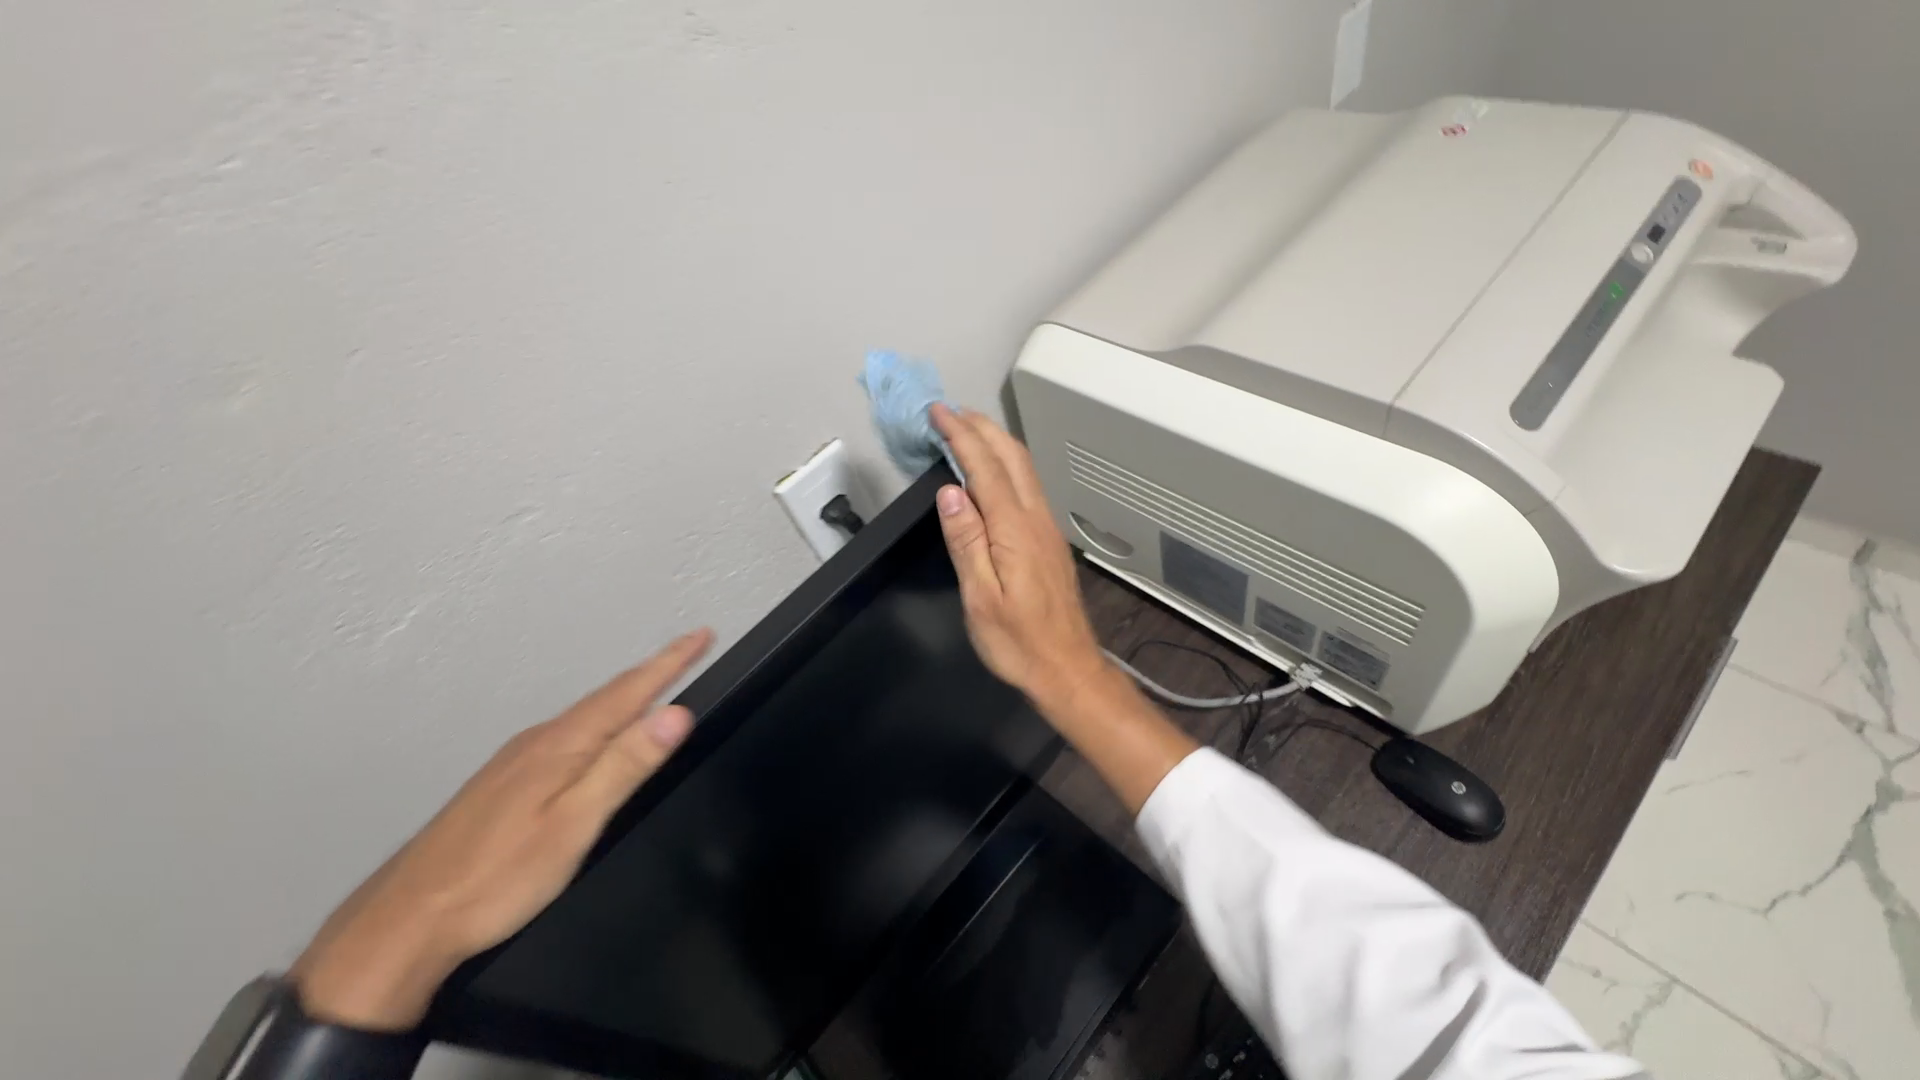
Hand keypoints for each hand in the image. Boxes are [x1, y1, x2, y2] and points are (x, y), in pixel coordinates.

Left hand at [290, 630, 712, 1030]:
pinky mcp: (503, 783)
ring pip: (585, 717)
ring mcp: (516, 761)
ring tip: (656, 687)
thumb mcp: (574, 823)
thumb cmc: (498, 877)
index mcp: (561, 746)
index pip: (629, 692)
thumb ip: (625, 765)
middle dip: (653, 672)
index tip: (704, 635)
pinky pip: (565, 736)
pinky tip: (598, 740)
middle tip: (690, 652)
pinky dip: (598, 724)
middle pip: (608, 697)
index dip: (670, 661)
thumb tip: (676, 713)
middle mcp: (538, 742)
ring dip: (626, 697)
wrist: (405, 921)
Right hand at [929, 405, 1108, 706]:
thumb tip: (950, 491)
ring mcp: (1046, 528)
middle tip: (950, 411)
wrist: (1067, 667)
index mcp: (1014, 530)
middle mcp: (1035, 519)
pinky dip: (1006, 463)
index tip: (938, 412)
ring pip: (1024, 468)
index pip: (984, 469)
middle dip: (981, 427)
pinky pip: (1027, 486)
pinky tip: (993, 470)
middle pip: (1011, 457)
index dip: (961, 436)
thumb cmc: (1018, 641)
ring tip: (968, 428)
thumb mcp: (980, 597)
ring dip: (996, 441)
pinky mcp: (1049, 540)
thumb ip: (966, 540)